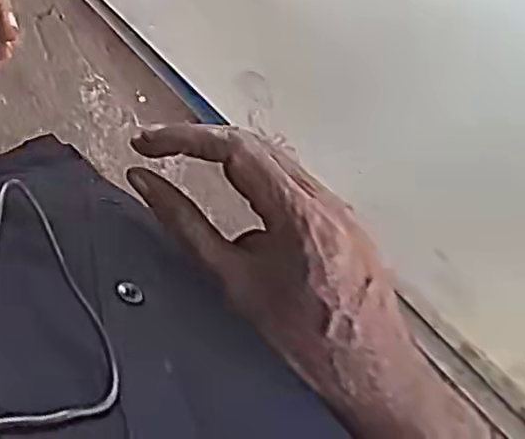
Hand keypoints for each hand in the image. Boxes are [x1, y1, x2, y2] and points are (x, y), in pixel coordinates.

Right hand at [127, 125, 486, 438]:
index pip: (232, 147)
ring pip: (268, 152)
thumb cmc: (312, 346)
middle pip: (249, 141)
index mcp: (299, 214)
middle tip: (155, 144)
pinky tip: (228, 175)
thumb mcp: (232, 281)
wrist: (378, 387)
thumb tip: (146, 183)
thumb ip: (183, 223)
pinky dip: (246, 164)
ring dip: (220, 147)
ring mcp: (337, 208)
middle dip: (195, 136)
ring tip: (182, 151)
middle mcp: (324, 202)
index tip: (148, 142)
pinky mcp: (340, 218)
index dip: (182, 137)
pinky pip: (286, 172)